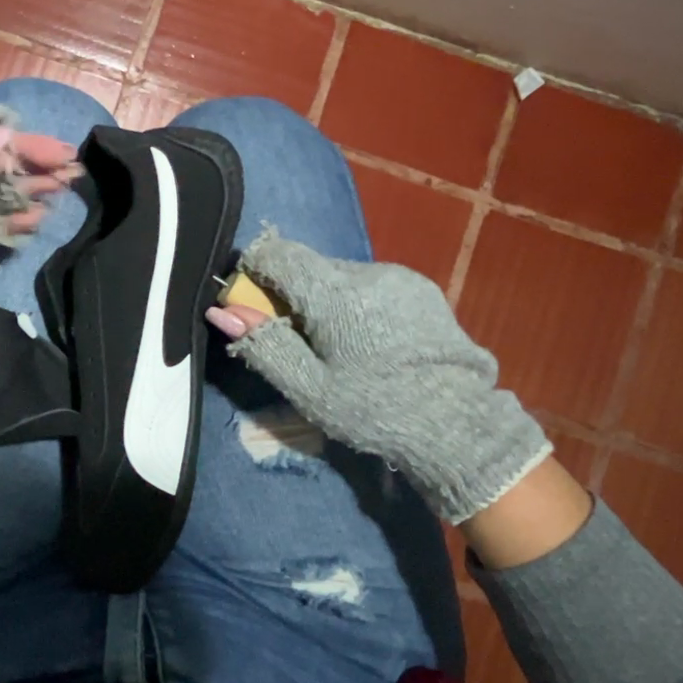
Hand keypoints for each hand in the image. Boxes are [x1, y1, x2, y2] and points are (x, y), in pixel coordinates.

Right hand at [204, 230, 550, 524]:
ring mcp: (400, 278)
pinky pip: (372, 285)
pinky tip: (371, 342)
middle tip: (295, 337)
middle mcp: (367, 272)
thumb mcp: (309, 388)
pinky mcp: (422, 289)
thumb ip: (263, 343)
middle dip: (292, 293)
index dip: (255, 270)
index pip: (278, 253)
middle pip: (310, 266)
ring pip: (341, 276)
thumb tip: (221, 310)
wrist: (461, 428)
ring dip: (326, 299)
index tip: (251, 301)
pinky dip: (358, 304)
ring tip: (338, 345)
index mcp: (336, 293)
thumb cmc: (374, 411)